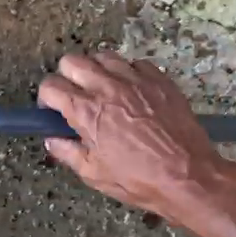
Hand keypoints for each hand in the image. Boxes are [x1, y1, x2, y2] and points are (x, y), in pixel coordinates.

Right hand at [39, 53, 235, 225]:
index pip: (51, 86)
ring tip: (103, 89)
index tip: (53, 109)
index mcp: (86, 112)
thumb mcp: (94, 174)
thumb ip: (67, 152)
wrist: (188, 177)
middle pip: (72, 61)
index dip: (47, 98)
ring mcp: (135, 80)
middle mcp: (107, 88)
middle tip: (75, 96)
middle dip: (67, 77)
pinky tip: (131, 91)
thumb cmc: (139, 180)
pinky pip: (135, 63)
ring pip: (103, 56)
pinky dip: (128, 73)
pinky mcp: (159, 80)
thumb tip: (52, 140)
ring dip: (96, 70)